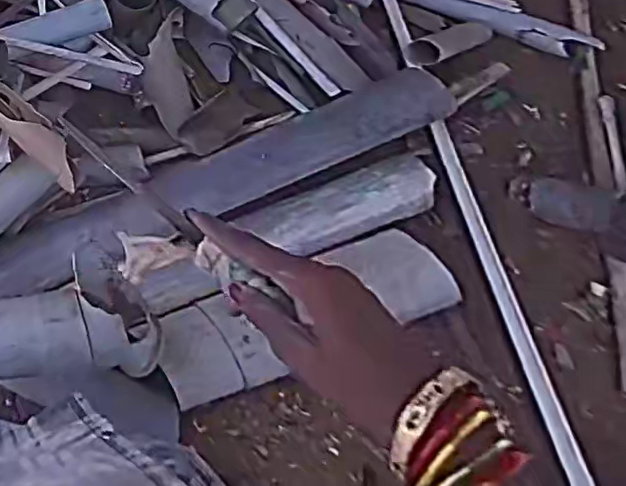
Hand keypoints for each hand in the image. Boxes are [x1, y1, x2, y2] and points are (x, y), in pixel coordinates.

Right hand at [191, 211, 440, 443]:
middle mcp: (328, 274)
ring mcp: (344, 284)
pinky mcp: (354, 298)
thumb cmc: (364, 387)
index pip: (253, 249)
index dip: (221, 233)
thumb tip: (239, 291)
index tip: (198, 217)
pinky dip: (289, 294)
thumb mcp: (302, 356)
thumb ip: (265, 317)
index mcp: (311, 282)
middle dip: (242, 265)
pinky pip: (309, 285)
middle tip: (218, 276)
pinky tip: (282, 315)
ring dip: (267, 285)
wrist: (427, 408)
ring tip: (248, 307)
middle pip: (271, 260)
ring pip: (290, 274)